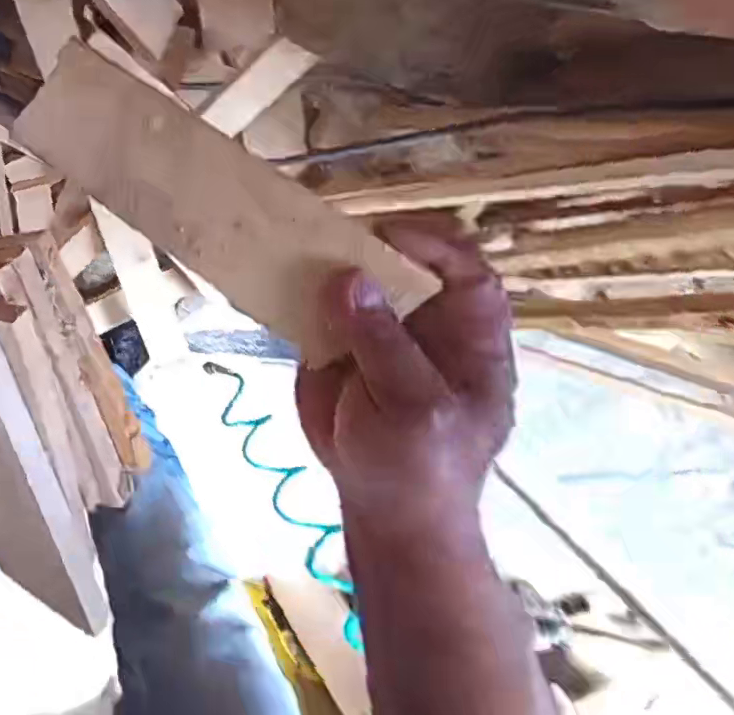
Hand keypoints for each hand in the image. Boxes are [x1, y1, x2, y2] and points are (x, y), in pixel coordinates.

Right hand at [297, 222, 515, 538]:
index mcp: (466, 340)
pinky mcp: (330, 342)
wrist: (379, 500)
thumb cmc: (420, 460)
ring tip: (286, 246)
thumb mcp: (413, 405)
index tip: (384, 235)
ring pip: (350, 282)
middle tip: (322, 234)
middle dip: (366, 244)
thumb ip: (382, 342)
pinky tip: (268, 278)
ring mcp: (372, 332)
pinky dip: (290, 289)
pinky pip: (311, 305)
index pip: (466, 275)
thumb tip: (348, 277)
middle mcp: (420, 325)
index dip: (434, 247)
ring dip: (320, 263)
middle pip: (401, 268)